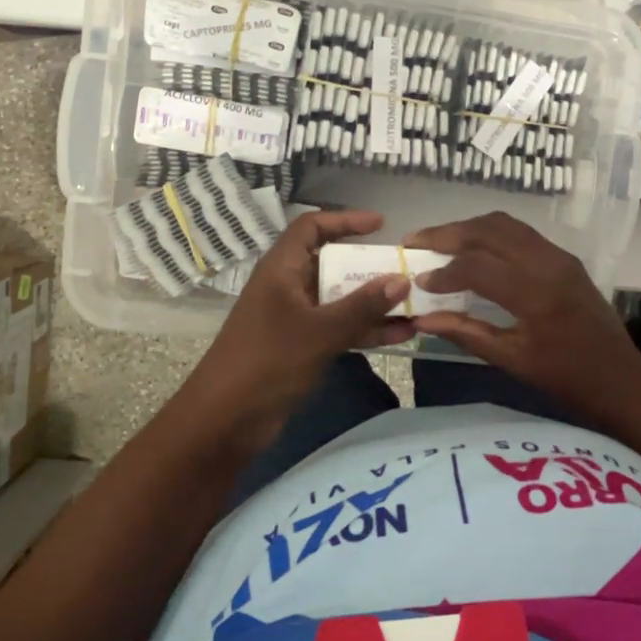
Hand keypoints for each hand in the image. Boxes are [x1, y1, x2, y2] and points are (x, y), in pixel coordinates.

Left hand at [185, 210, 411, 447]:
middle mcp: (288, 287)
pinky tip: (402, 335)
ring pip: (340, 299)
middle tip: (406, 268)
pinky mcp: (302, 347)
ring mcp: (294, 319)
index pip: (312, 228)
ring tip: (415, 304)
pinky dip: (366, 329)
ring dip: (373, 302)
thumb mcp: (320, 331)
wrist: (226, 420)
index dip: (344, 220)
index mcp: (281, 269)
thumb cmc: (268, 362)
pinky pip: (340, 328)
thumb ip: (362, 306)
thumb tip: (402, 279)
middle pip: (331, 263)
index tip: (381, 225)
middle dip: (369, 266)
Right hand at [405, 212, 640, 417]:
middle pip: (488, 230)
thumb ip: (466, 333)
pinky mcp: (564, 257)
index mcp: (535, 294)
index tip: (419, 282)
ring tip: (438, 242)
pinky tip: (472, 249)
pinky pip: (521, 233)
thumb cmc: (565, 377)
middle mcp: (547, 263)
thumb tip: (421, 320)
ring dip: (468, 229)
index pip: (477, 266)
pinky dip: (490, 234)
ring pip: (505, 224)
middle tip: (415, 243)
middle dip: (448, 234)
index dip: (443, 272)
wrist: (619, 377)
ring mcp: (559, 256)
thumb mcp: (511, 360)